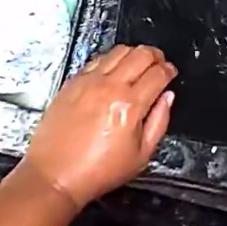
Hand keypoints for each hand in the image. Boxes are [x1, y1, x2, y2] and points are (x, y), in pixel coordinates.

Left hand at [15, 45, 175, 208]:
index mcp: (130, 105)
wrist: (55, 175)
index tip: (171, 72)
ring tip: (138, 65)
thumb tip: (167, 98)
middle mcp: (110, 86)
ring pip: (120, 50)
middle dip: (156, 56)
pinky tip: (114, 71)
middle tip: (159, 64)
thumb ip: (159, 122)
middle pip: (140, 54)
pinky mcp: (74, 80)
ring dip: (134, 54)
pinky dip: (112, 59)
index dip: (169, 70)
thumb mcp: (140, 156)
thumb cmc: (97, 171)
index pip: (157, 74)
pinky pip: (99, 59)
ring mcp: (90, 80)